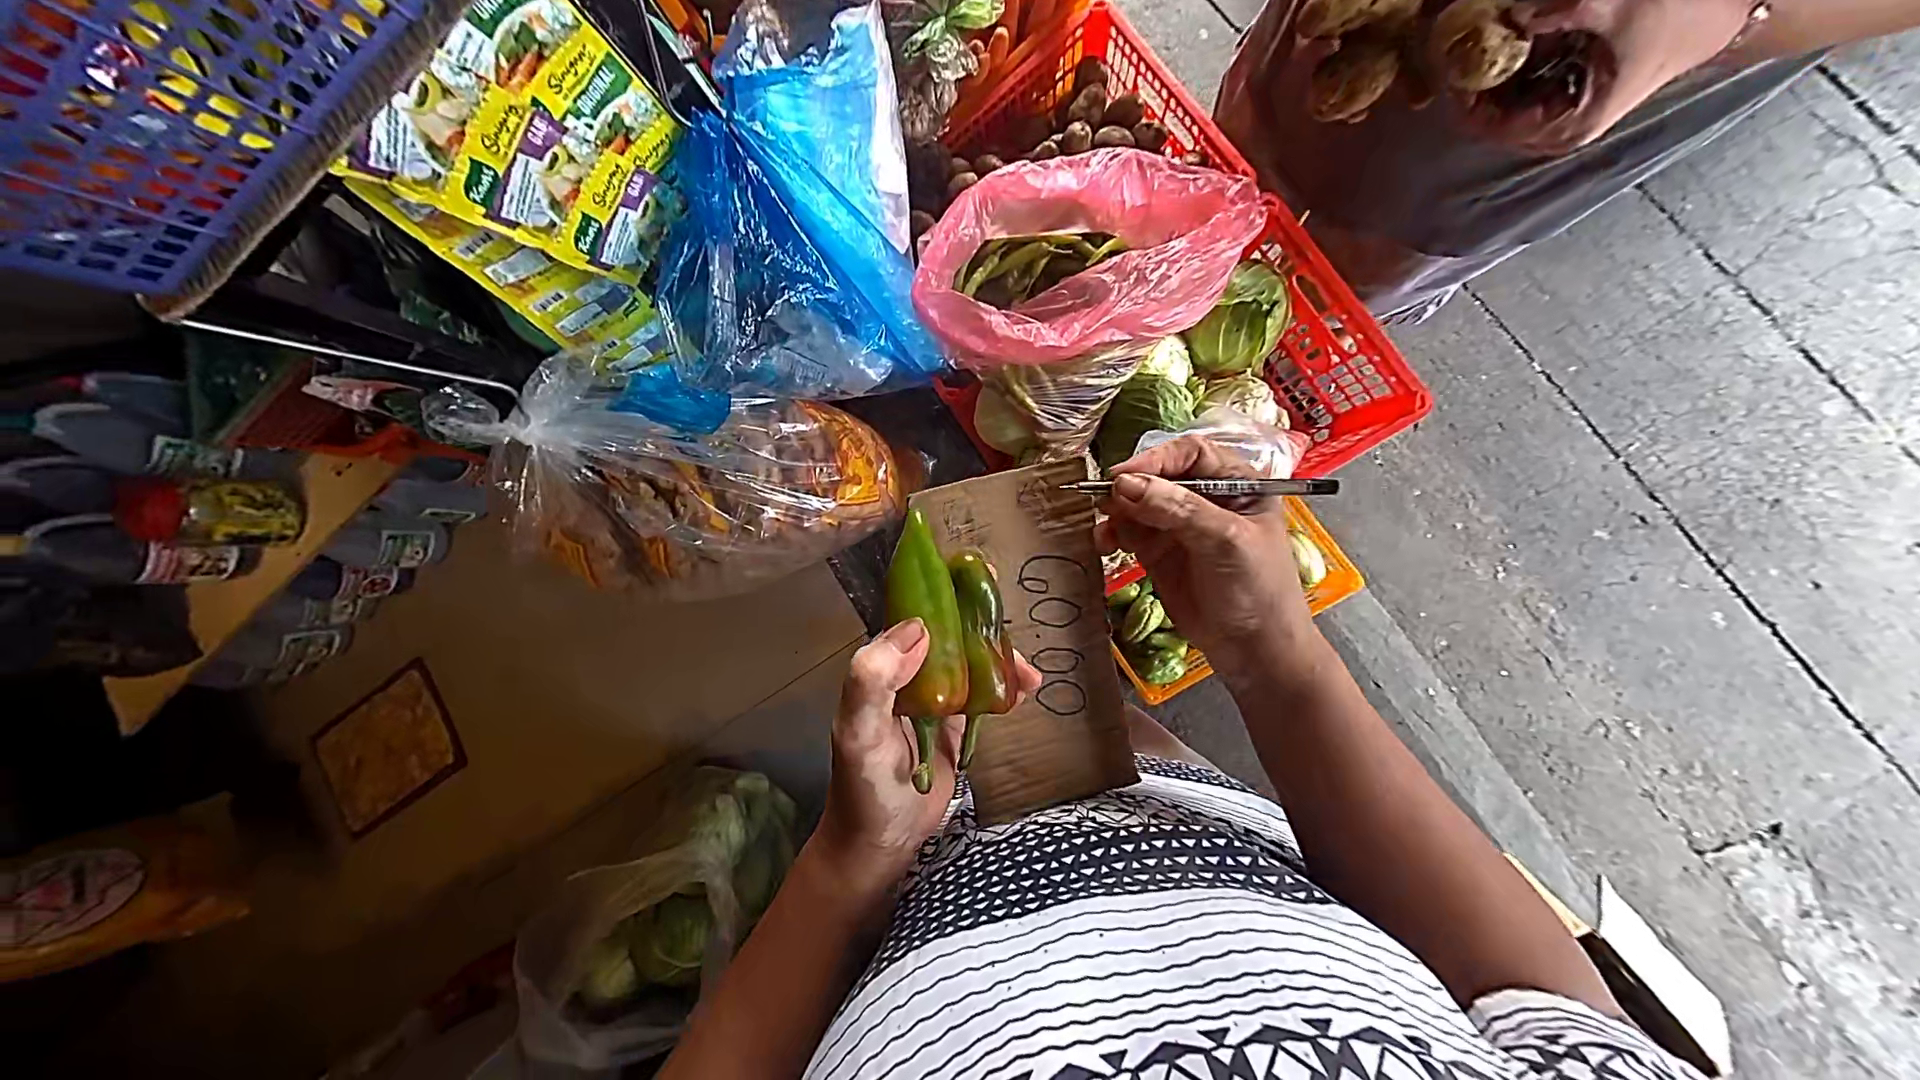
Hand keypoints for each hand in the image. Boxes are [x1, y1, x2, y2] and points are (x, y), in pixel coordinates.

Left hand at [813, 619, 1039, 893]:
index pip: (914, 618)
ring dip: (999, 658)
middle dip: (979, 621)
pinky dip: (1005, 687)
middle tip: (1007, 615)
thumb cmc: (864, 789)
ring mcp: (935, 699)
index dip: (942, 592)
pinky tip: (1026, 688)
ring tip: (1026, 672)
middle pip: (949, 634)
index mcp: (882, 668)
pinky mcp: (955, 724)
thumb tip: (918, 628)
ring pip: (971, 662)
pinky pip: (983, 695)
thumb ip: (873, 680)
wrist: (881, 844)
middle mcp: (908, 676)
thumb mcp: (859, 733)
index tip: (974, 574)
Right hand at [1093, 436, 1316, 685]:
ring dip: (1116, 510)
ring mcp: (1178, 525)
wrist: (1253, 649)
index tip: (1123, 476)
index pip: (1190, 454)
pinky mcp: (1157, 551)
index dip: (1156, 460)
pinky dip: (1112, 533)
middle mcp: (1204, 498)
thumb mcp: (1224, 541)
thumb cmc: (1256, 588)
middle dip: (1131, 486)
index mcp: (1236, 483)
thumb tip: (1124, 484)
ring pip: (1137, 503)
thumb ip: (1176, 509)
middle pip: (1158, 476)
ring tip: (1105, 529)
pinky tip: (1104, 543)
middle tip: (1106, 500)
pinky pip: (1128, 531)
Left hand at [1460, 0, 1751, 155]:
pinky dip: (1512, 64)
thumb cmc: (1681, 13)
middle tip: (1462, 46)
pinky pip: (1521, 86)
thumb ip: (1563, 11)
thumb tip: (1513, 13)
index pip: (1490, 127)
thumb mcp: (1618, 8)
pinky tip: (1510, 38)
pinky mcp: (1562, 97)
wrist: (1729, 10)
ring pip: (1503, 100)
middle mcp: (1552, 134)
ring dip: (1491, 71)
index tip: (1454, 68)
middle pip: (1491, 116)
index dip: (1466, 100)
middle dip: (1477, 82)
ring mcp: (1556, 117)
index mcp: (1563, 130)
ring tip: (1480, 39)